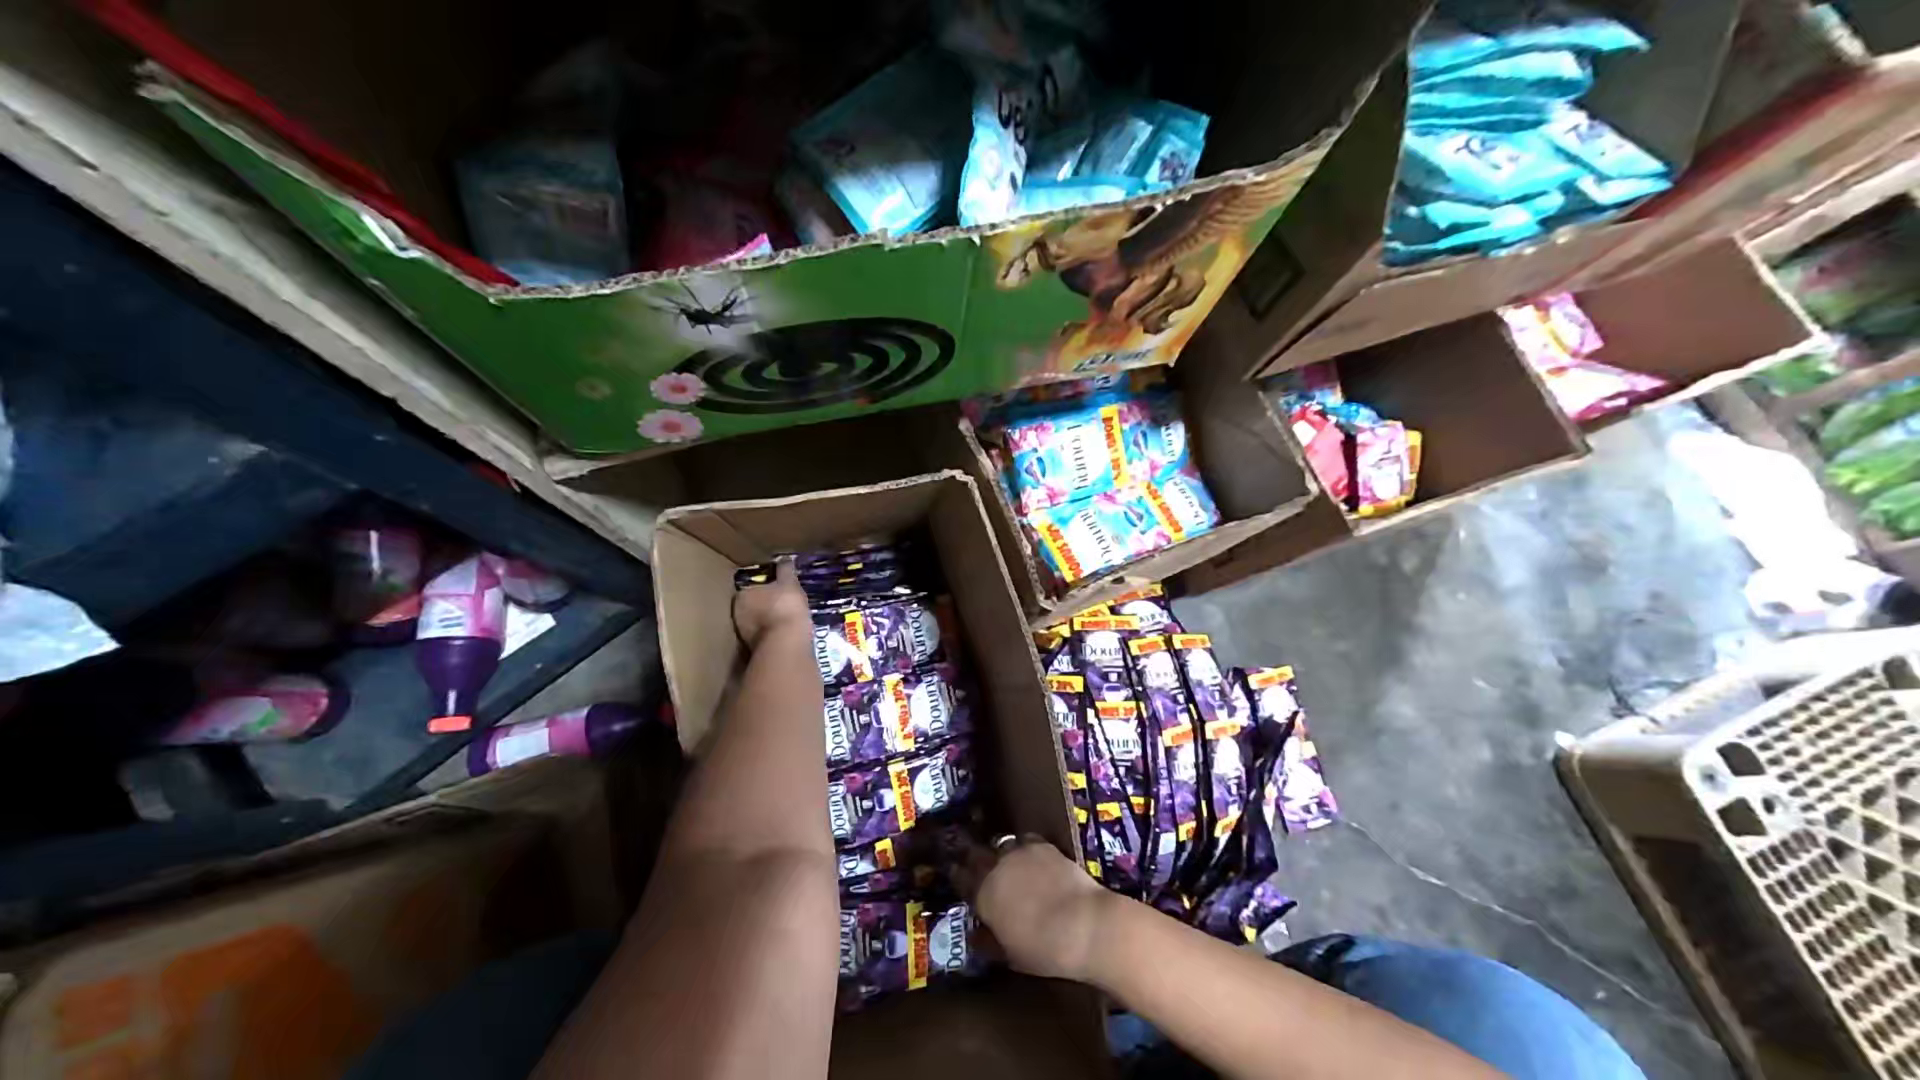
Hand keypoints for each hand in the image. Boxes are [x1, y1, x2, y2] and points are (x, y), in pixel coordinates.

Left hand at [733, 558, 811, 649]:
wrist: (785, 643)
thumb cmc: (785, 607)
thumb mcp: (789, 583)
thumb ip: (786, 571)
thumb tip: (785, 558)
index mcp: (742, 595)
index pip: (752, 587)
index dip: (766, 587)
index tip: (779, 589)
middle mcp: (738, 614)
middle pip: (753, 606)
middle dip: (765, 605)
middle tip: (784, 603)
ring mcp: (744, 635)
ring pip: (758, 623)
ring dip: (769, 620)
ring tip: (787, 619)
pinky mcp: (754, 650)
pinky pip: (765, 637)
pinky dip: (773, 634)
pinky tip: (786, 633)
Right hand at [963, 837, 1112, 982]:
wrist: (1084, 925)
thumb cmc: (1044, 950)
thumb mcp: (1010, 956)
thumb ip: (988, 942)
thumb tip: (977, 935)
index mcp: (982, 895)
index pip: (960, 879)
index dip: (958, 877)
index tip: (957, 876)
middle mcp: (995, 867)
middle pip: (976, 854)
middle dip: (974, 858)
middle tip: (978, 866)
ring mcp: (1019, 852)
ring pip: (1001, 844)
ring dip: (1001, 853)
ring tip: (1008, 863)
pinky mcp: (1043, 845)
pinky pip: (1025, 841)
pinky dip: (1025, 848)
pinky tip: (1032, 859)